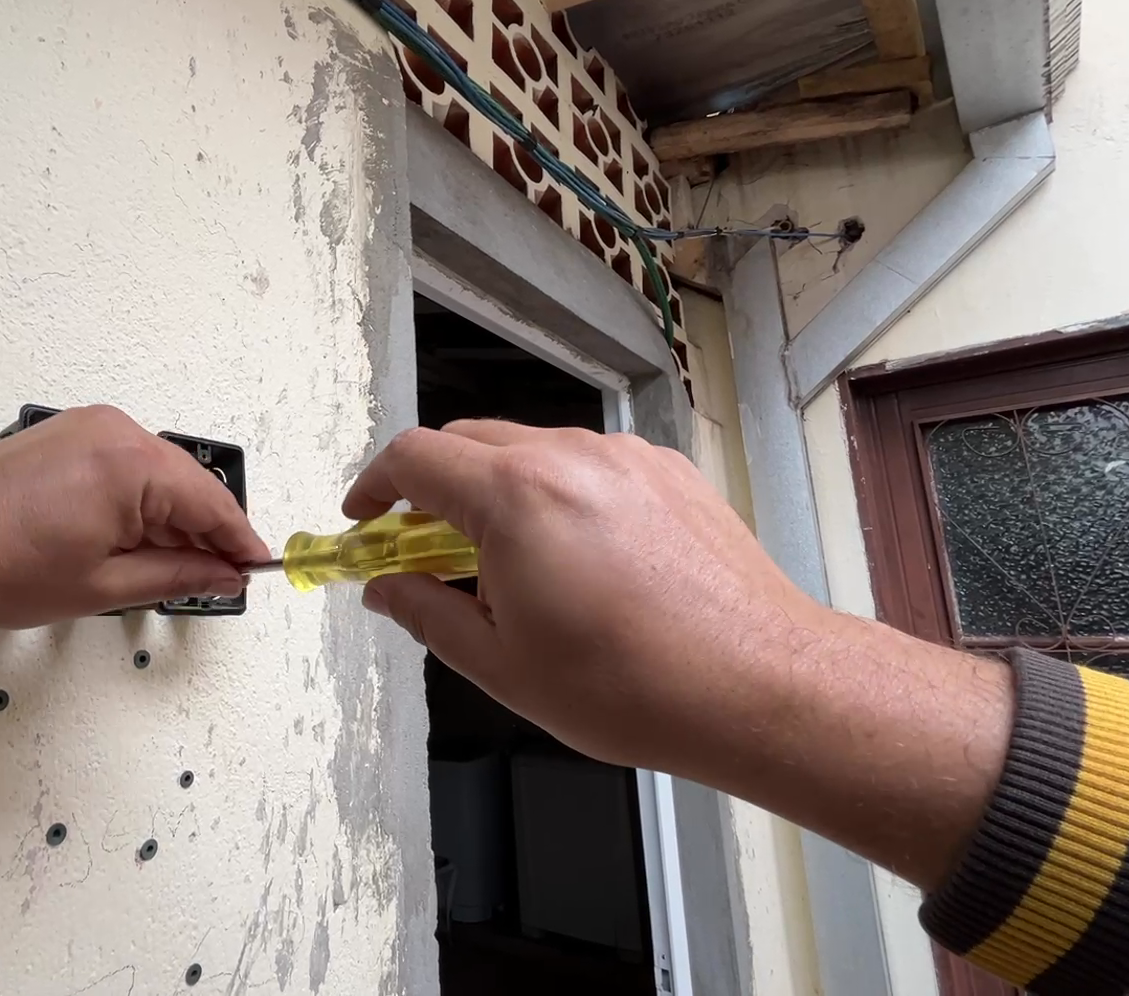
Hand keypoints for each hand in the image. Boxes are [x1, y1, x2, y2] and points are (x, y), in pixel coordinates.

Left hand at [0, 406, 266, 641]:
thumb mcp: (105, 585)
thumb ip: (179, 575)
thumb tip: (223, 575)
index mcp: (132, 462)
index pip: (211, 502)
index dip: (239, 540)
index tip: (256, 567)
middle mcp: (116, 429)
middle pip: (187, 483)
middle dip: (205, 532)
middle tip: (218, 575)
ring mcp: (88, 426)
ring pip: (157, 474)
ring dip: (171, 518)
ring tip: (173, 565)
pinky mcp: (67, 433)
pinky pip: (126, 464)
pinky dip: (140, 501)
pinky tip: (137, 538)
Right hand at [347, 421, 1010, 889]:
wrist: (763, 686)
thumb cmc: (629, 686)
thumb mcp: (500, 663)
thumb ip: (425, 612)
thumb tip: (385, 589)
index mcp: (513, 496)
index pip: (413, 458)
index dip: (374, 485)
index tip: (365, 518)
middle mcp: (565, 454)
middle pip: (465, 442)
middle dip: (429, 487)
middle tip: (423, 546)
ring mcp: (620, 456)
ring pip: (524, 448)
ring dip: (490, 488)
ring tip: (504, 558)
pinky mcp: (663, 469)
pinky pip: (581, 461)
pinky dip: (549, 489)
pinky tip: (571, 550)